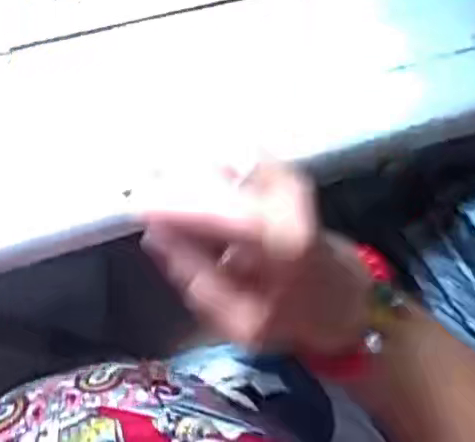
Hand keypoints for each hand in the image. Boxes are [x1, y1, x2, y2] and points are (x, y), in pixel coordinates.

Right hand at [142, 161, 375, 355]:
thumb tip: (155, 236)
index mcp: (282, 243)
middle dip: (169, 179)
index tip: (136, 204)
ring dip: (180, 166)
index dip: (174, 205)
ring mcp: (281, 175)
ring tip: (151, 183)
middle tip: (134, 190)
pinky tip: (178, 176)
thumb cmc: (290, 316)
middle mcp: (285, 198)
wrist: (340, 294)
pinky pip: (224, 153)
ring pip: (217, 156)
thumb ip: (196, 278)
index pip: (220, 212)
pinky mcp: (274, 165)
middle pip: (215, 174)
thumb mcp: (240, 321)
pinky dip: (197, 162)